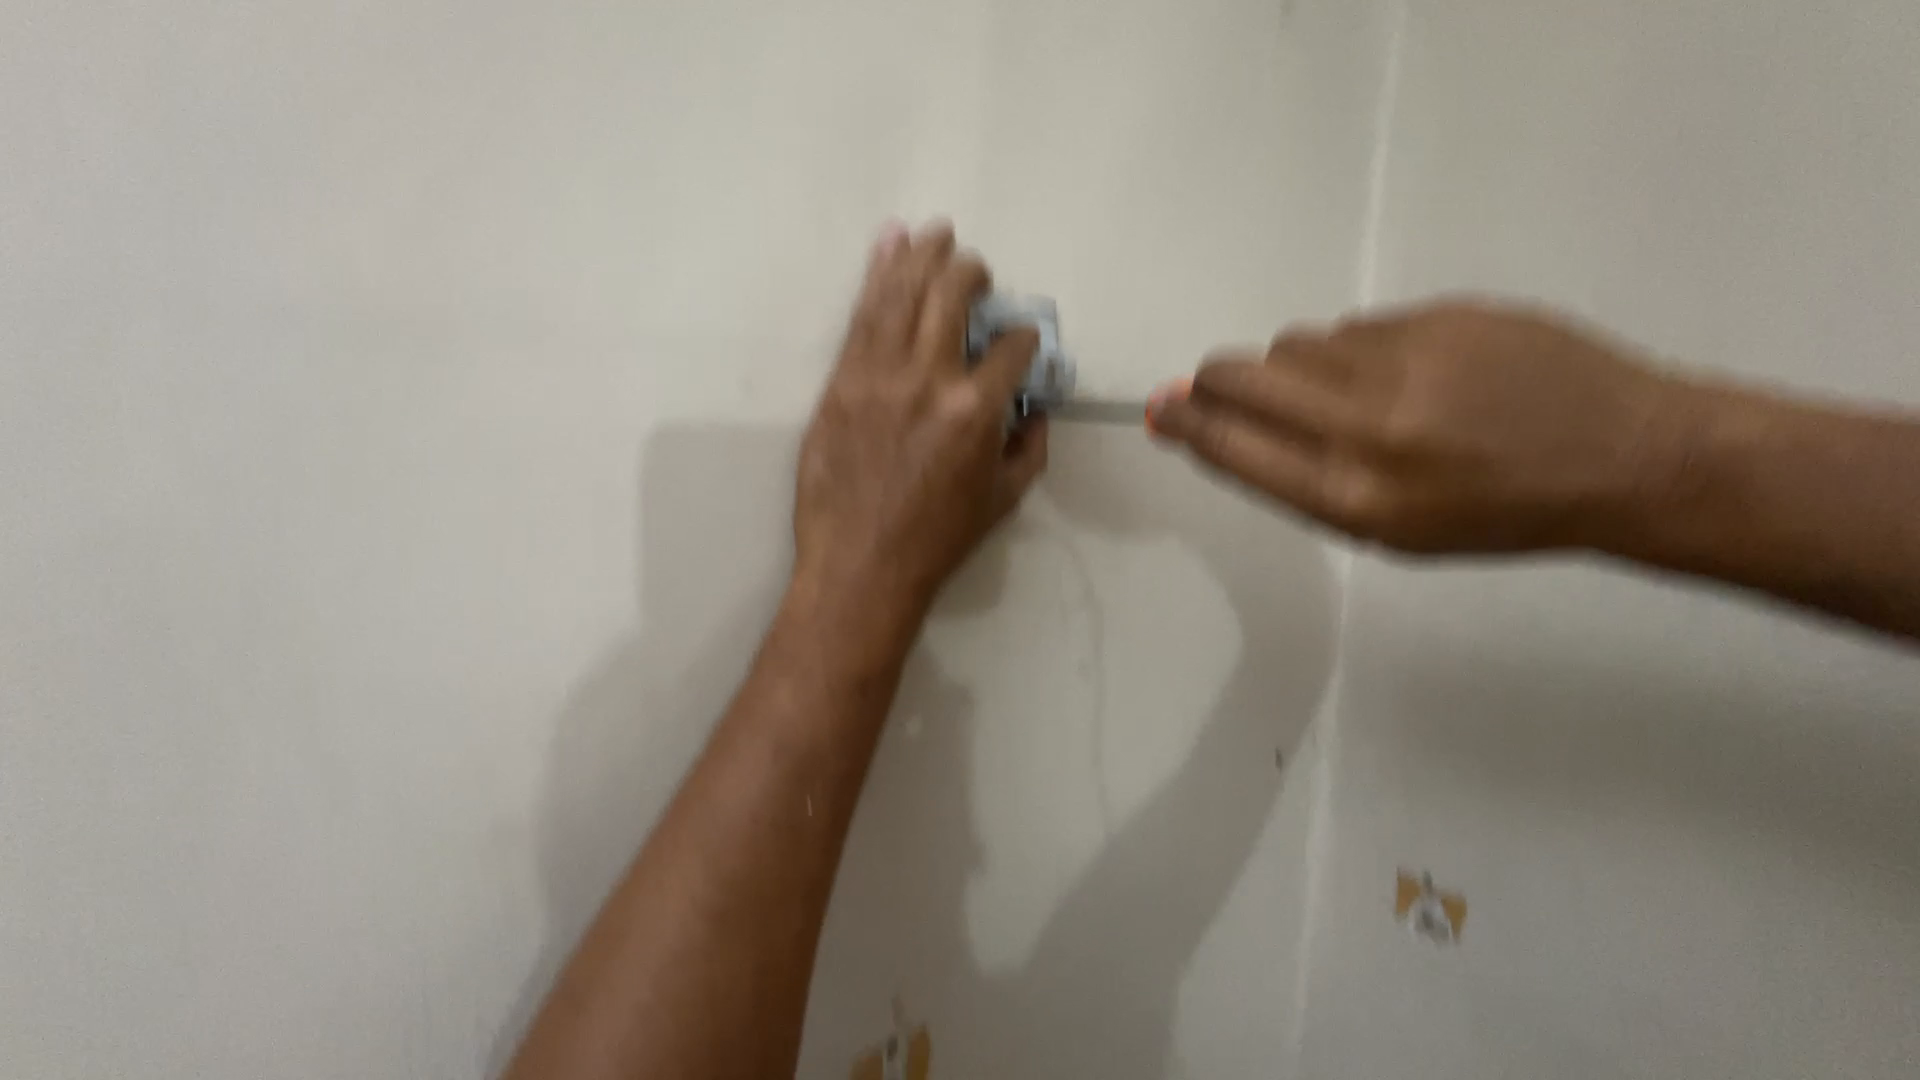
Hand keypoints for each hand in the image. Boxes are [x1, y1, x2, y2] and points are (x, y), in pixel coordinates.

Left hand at [793, 221, 1046, 616]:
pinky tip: (887, 247)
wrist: (860, 565)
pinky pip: (861, 315)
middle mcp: (929, 378)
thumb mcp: (1003, 500)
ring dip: (922, 256)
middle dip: (971, 273)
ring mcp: (878, 375)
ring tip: (935, 233)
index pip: (1011, 347)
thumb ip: (1030, 448)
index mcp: (977, 410)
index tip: (1020, 341)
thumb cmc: (937, 540)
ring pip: (903, 293)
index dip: (1023, 337)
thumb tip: (1035, 410)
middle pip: (952, 298)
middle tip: (977, 270)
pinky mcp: (840, 381)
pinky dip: (875, 275)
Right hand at [1148, 299, 1701, 552]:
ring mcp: (1406, 359)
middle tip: (1215, 387)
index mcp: (1352, 496)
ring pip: (1296, 345)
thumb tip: (1214, 429)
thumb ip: (1294, 477)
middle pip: (1244, 377)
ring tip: (1342, 393)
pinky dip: (1354, 351)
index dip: (1185, 422)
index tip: (1159, 408)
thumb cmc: (1493, 514)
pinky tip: (1405, 373)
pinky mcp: (1441, 314)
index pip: (1232, 445)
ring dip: (1292, 369)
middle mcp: (1368, 425)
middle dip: (1215, 382)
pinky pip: (1355, 326)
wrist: (1627, 457)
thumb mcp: (1385, 528)